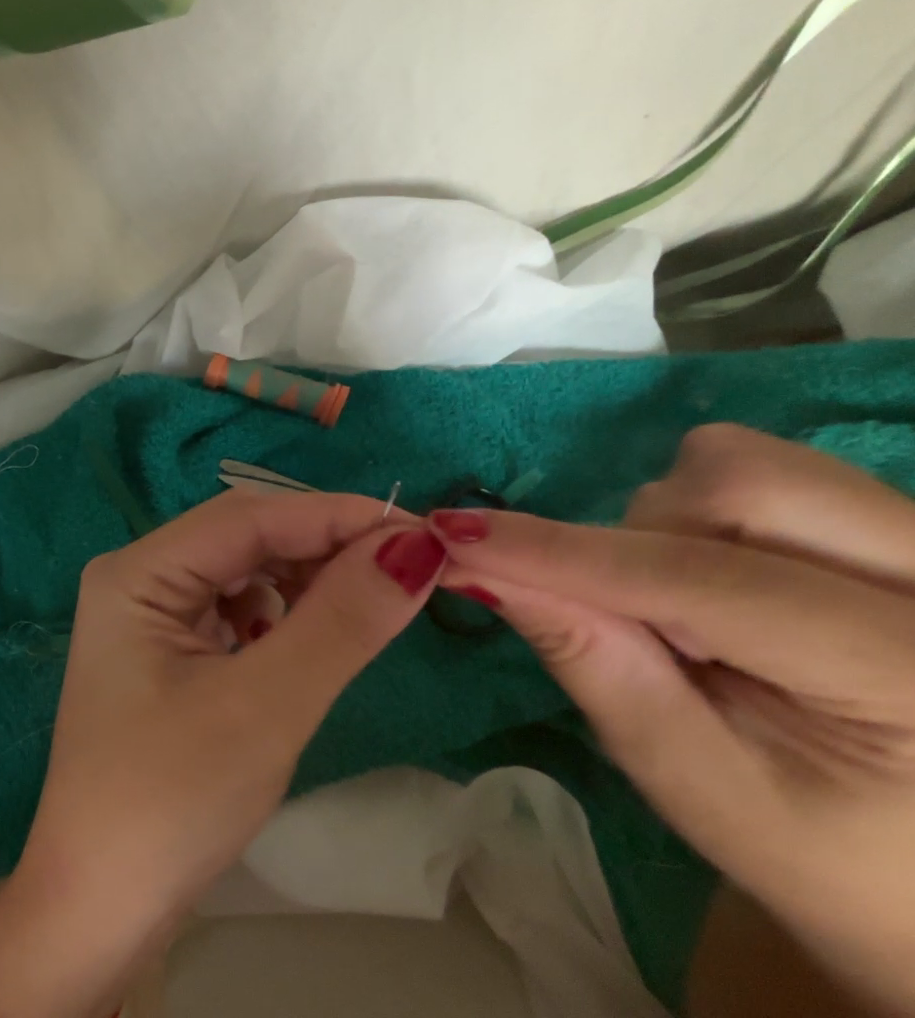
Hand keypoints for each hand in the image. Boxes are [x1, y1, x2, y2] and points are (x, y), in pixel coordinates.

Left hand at [0, 489, 445, 1017]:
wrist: (103, 896)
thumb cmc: (173, 798)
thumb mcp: (265, 704)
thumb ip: (340, 620)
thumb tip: (417, 543)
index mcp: (134, 574)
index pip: (248, 516)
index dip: (337, 516)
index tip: (431, 531)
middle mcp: (133, 582)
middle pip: (242, 540)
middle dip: (323, 550)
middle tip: (414, 575)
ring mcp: (145, 622)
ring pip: (241, 577)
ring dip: (305, 585)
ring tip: (366, 614)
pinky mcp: (163, 660)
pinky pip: (232, 617)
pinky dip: (278, 622)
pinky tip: (306, 649)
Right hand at [434, 425, 914, 1012]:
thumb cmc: (818, 851)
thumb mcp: (695, 782)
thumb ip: (594, 665)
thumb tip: (474, 566)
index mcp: (913, 674)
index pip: (708, 582)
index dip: (565, 553)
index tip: (448, 535)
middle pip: (748, 482)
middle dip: (640, 534)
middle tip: (626, 619)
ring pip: (755, 466)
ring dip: (672, 528)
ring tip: (690, 621)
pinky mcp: (902, 532)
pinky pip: (776, 475)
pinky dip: (706, 521)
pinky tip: (729, 597)